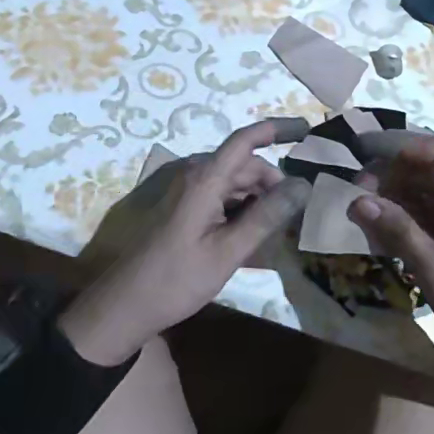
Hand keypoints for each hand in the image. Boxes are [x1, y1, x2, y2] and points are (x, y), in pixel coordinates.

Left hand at [59, 119, 310, 364]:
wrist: (126, 304)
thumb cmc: (177, 278)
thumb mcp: (228, 251)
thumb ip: (267, 216)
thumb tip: (303, 185)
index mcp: (204, 178)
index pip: (245, 140)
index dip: (277, 129)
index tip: (306, 129)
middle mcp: (195, 176)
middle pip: (244, 165)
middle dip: (274, 183)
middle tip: (299, 215)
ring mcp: (187, 192)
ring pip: (235, 183)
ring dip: (260, 199)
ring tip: (282, 228)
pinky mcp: (184, 209)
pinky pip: (221, 198)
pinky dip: (242, 209)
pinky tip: (256, 235)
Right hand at [349, 134, 433, 416]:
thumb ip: (400, 235)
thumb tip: (357, 201)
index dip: (399, 147)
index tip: (360, 156)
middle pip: (425, 167)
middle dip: (388, 174)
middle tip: (355, 196)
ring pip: (421, 187)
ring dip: (390, 195)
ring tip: (363, 216)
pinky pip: (423, 209)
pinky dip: (399, 215)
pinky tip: (379, 232)